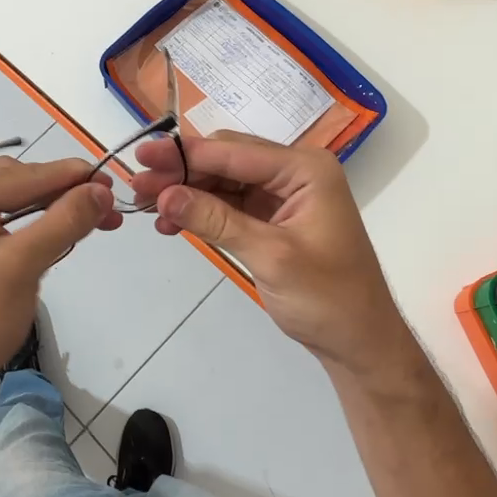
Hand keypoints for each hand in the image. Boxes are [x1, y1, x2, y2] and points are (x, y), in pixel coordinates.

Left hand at [0, 158, 119, 409]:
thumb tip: (101, 190)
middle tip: (106, 212)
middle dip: (63, 194)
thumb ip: (64, 220)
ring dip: (47, 204)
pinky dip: (25, 217)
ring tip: (88, 219)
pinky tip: (53, 225)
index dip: (75, 178)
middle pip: (17, 179)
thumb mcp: (24, 266)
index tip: (114, 185)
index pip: (26, 174)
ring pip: (9, 192)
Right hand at [130, 132, 398, 368]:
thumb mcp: (271, 257)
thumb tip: (165, 194)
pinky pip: (227, 203)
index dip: (185, 153)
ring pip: (221, 180)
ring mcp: (282, 194)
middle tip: (136, 185)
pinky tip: (170, 222)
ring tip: (144, 205)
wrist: (360, 344)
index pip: (234, 152)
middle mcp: (294, 172)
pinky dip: (199, 210)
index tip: (142, 156)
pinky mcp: (270, 217)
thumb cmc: (328, 299)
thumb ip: (217, 220)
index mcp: (305, 169)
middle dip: (180, 172)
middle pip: (225, 160)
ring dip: (185, 191)